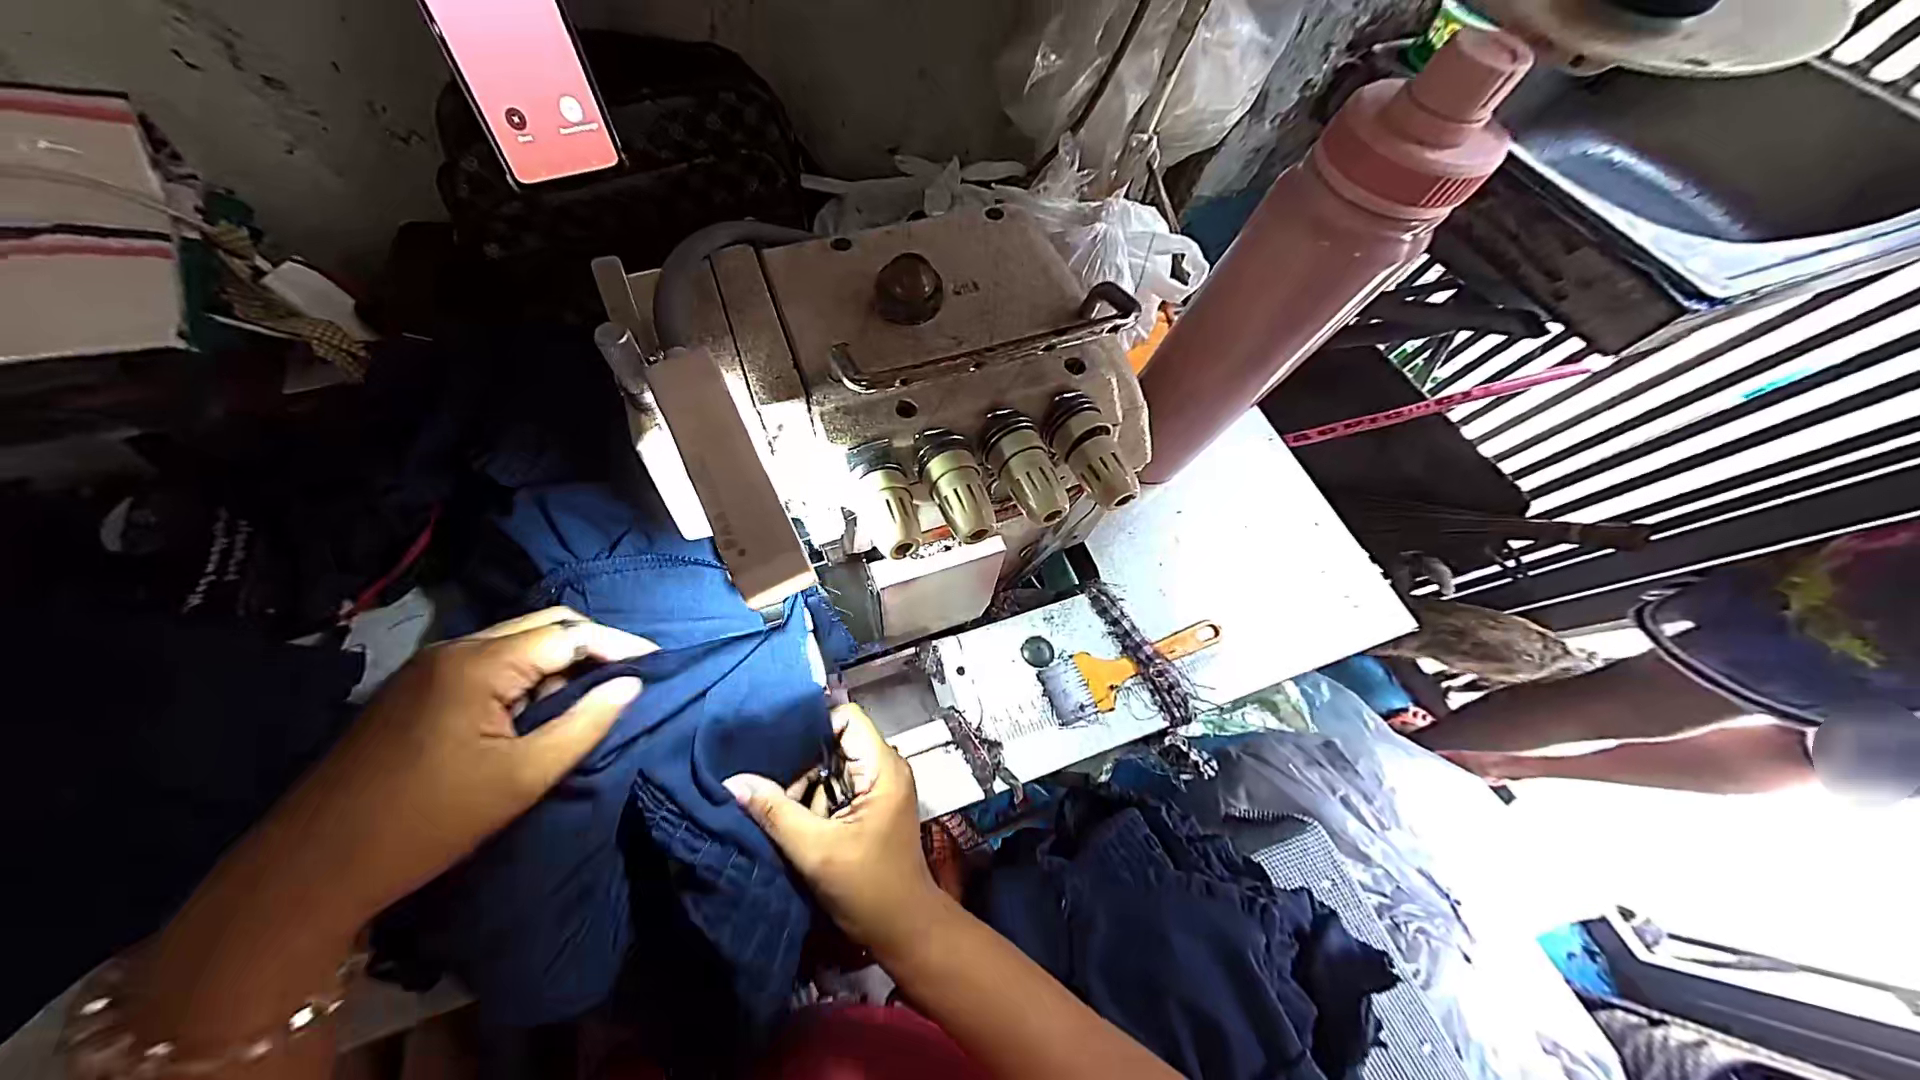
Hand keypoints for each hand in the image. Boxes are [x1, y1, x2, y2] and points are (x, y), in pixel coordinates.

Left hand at [262, 607, 655, 926]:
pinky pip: (490, 662)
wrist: (308, 871)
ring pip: (516, 642)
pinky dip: (528, 674)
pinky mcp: (416, 690)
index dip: (619, 645)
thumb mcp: (523, 777)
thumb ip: (585, 723)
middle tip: (632, 673)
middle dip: (593, 644)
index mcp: (478, 664)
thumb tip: (632, 684)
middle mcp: (453, 650)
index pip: (568, 633)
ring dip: (561, 660)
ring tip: (594, 691)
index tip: (657, 663)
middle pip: (543, 625)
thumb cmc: (428, 822)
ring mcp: (429, 668)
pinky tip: (542, 704)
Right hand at [724, 704, 942, 953]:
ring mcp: (878, 788)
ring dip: (804, 788)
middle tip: (768, 783)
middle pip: (835, 743)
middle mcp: (884, 769)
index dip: (813, 725)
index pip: (847, 718)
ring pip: (830, 768)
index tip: (777, 744)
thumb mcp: (815, 849)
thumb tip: (732, 781)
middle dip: (801, 763)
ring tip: (778, 808)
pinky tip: (792, 818)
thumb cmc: (868, 888)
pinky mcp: (869, 807)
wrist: (902, 929)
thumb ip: (775, 812)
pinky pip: (835, 789)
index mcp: (883, 767)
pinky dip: (814, 801)